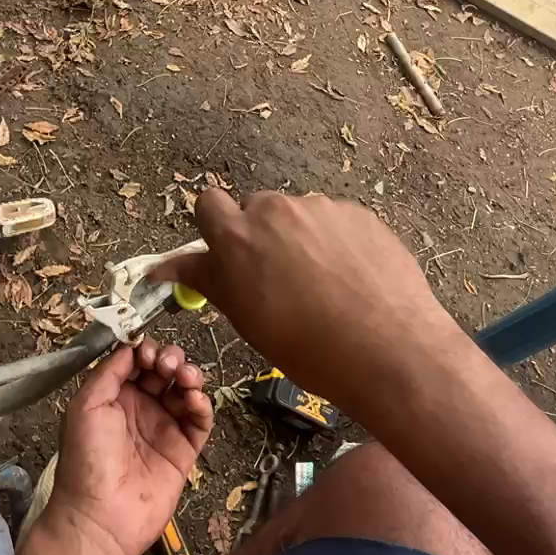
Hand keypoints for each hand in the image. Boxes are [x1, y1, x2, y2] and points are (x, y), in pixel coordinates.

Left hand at [47, 339, 210, 554]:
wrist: (100, 516)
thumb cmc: (87, 457)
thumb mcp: (86, 405)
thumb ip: (110, 371)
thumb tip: (132, 344)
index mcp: (116, 394)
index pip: (139, 360)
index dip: (147, 350)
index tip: (148, 354)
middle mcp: (142, 406)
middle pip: (166, 369)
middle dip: (171, 358)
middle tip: (168, 365)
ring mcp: (164, 426)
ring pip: (186, 389)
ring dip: (190, 375)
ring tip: (186, 379)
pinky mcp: (184, 449)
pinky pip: (200, 420)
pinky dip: (202, 405)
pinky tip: (195, 400)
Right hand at [154, 190, 457, 412]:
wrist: (391, 350)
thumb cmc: (308, 347)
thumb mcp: (245, 319)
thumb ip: (207, 280)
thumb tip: (164, 267)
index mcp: (238, 237)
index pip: (207, 204)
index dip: (216, 227)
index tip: (229, 253)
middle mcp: (275, 210)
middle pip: (256, 208)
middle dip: (260, 233)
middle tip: (278, 276)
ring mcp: (320, 207)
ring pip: (297, 215)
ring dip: (300, 237)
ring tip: (324, 284)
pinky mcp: (358, 213)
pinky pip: (334, 220)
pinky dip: (336, 241)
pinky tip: (353, 279)